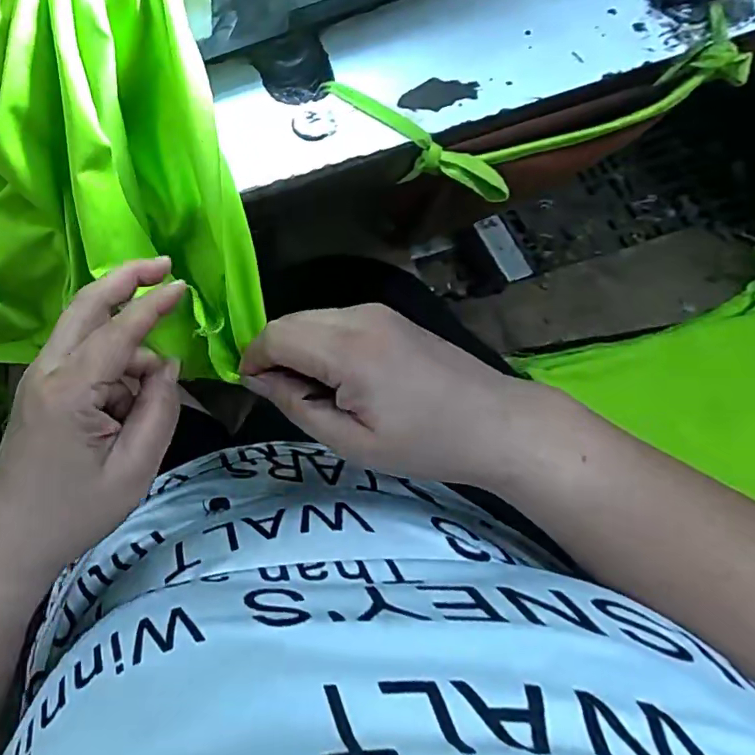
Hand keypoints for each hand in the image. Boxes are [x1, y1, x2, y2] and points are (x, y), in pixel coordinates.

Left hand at [0, 258, 186, 587]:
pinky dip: (108, 362)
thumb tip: (166, 363)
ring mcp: (36, 375)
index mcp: (69, 392)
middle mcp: (46, 370)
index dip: (152, 305)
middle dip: (124, 278)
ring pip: (83, 329)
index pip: (117, 332)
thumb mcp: (133, 471)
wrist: (11, 536)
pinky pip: (78, 354)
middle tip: (162, 265)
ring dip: (122, 341)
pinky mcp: (36, 386)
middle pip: (85, 305)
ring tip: (148, 400)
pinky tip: (124, 406)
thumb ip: (158, 411)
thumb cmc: (75, 514)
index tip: (181, 284)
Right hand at [239, 303, 556, 486]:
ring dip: (294, 347)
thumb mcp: (352, 443)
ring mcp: (374, 311)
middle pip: (287, 321)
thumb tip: (258, 380)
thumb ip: (296, 406)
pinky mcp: (385, 314)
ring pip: (307, 318)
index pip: (274, 336)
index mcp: (348, 349)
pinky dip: (317, 340)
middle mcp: (357, 316)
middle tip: (285, 394)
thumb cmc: (426, 444)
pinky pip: (331, 319)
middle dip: (272, 353)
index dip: (253, 359)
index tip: (255, 388)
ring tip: (316, 388)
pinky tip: (338, 374)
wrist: (501, 424)